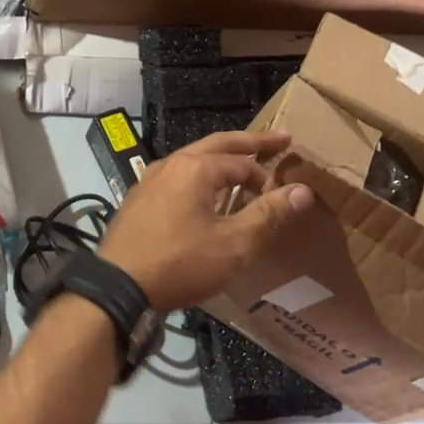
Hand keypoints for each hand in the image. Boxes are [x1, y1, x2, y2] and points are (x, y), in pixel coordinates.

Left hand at [99, 131, 313, 310]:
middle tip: (280, 139)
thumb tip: (302, 191)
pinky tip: (206, 192)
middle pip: (216, 144)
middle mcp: (171, 163)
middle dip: (249, 142)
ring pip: (194, 158)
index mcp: (195, 168)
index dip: (266, 176)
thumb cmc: (181, 262)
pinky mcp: (140, 197)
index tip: (285, 190)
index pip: (241, 162)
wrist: (121, 284)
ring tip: (244, 165)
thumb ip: (267, 215)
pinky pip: (178, 175)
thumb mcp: (233, 244)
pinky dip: (201, 174)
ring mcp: (151, 178)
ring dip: (222, 158)